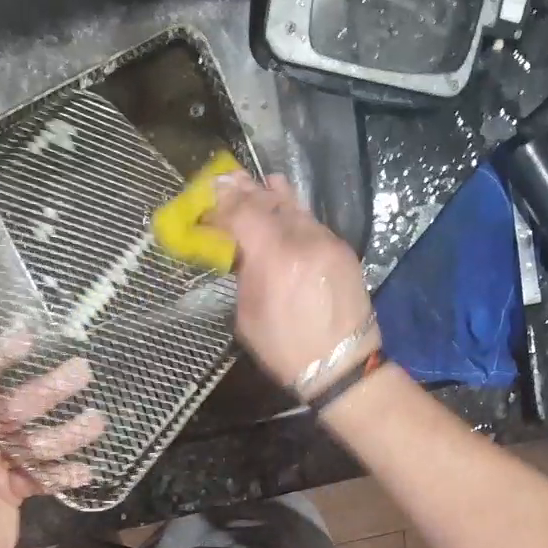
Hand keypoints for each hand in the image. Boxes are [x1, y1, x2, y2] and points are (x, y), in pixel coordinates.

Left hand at [0, 354, 99, 547]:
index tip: (26, 340)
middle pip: (5, 408)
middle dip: (43, 395)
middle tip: (80, 373)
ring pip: (26, 439)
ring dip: (60, 433)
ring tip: (97, 423)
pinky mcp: (5, 488)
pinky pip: (34, 472)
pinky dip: (57, 472)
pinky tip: (86, 468)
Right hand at [209, 172, 378, 396]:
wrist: (342, 366)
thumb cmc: (286, 350)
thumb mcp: (248, 317)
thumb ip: (243, 275)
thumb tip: (239, 251)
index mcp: (275, 260)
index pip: (242, 213)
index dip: (220, 206)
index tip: (204, 208)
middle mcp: (303, 240)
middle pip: (268, 201)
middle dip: (243, 191)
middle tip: (223, 181)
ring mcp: (326, 241)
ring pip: (293, 206)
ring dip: (269, 195)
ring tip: (252, 183)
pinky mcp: (341, 248)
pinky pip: (311, 220)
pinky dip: (291, 210)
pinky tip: (281, 202)